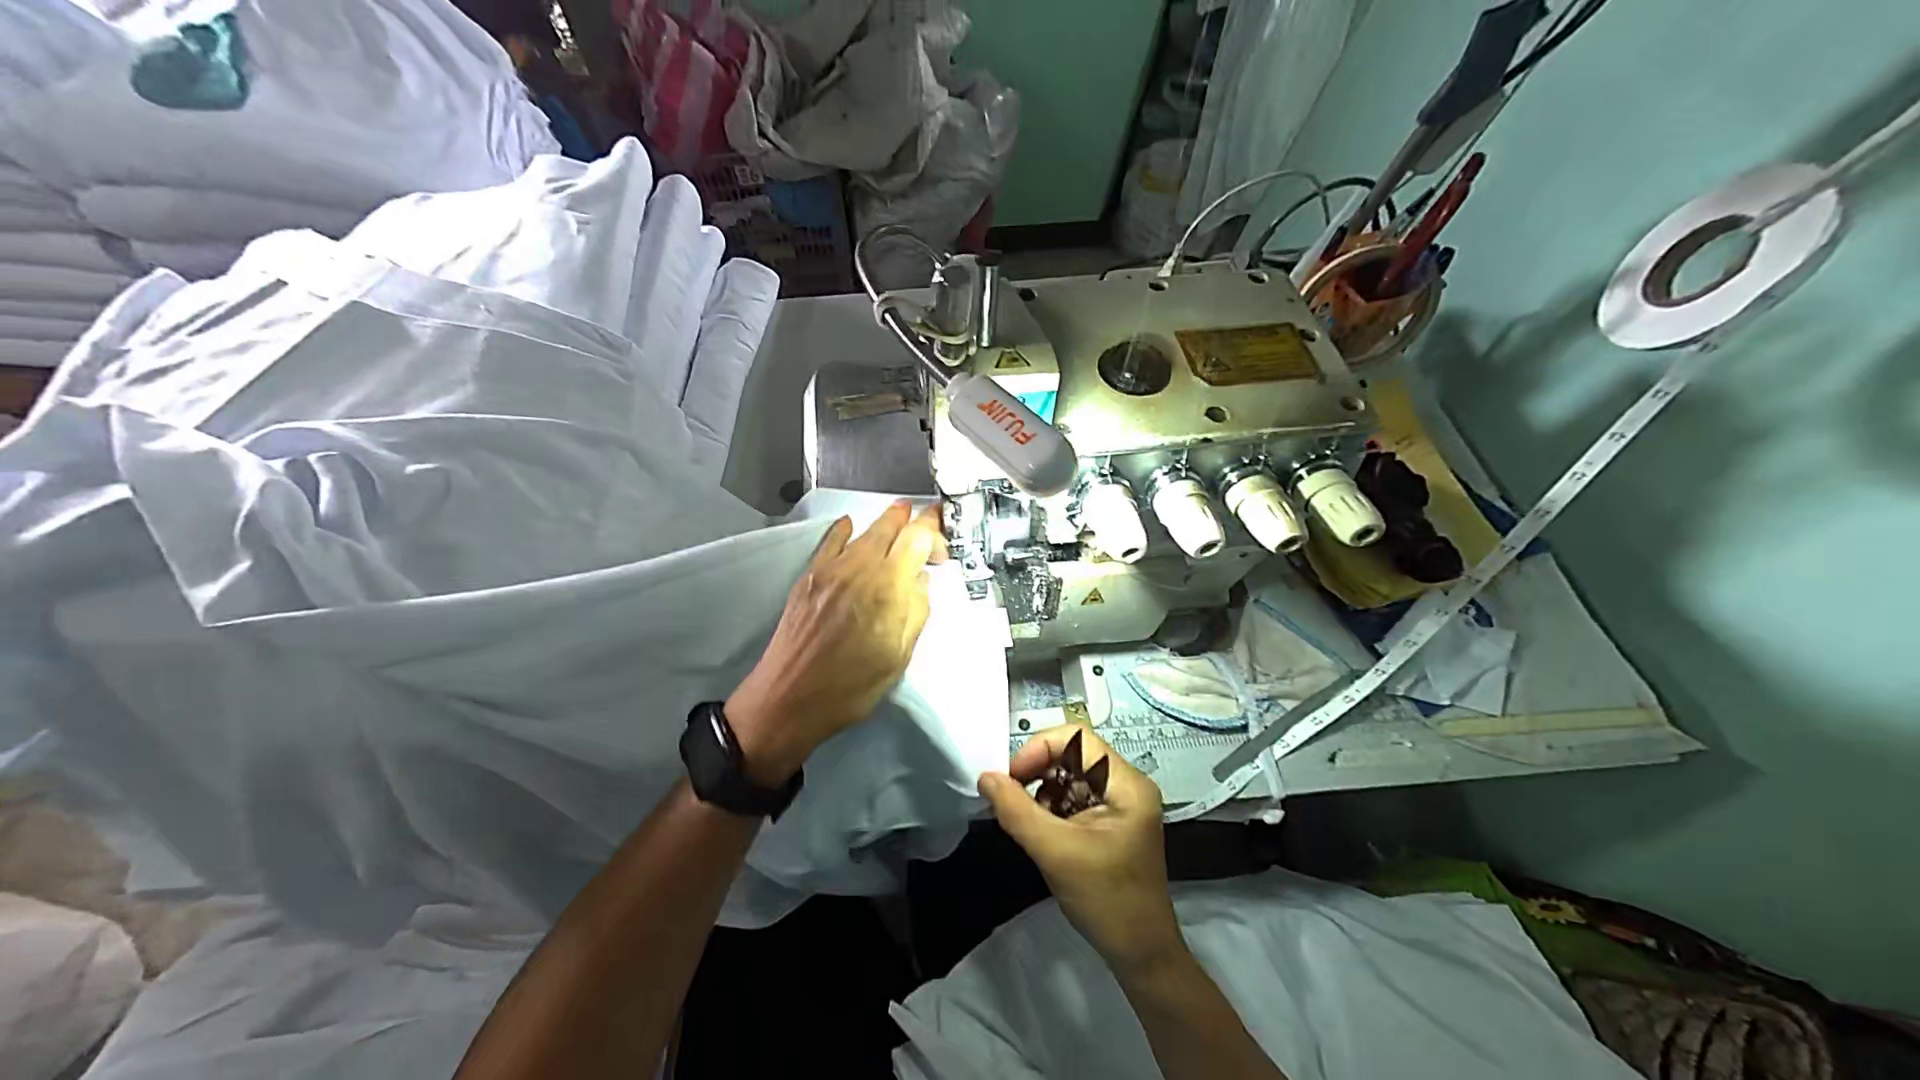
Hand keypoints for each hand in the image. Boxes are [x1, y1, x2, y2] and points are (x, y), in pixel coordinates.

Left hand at [727, 501, 946, 785]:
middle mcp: (859, 569)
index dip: (933, 531)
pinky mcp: (808, 576)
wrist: (789, 698)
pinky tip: (850, 525)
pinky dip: (845, 530)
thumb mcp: (899, 656)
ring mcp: (830, 569)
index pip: (917, 537)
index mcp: (888, 588)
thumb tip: (920, 583)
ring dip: (885, 524)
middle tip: (924, 532)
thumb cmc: (849, 687)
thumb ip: (916, 612)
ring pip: (863, 531)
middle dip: (912, 522)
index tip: (941, 544)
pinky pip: (830, 541)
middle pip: (890, 526)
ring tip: (898, 520)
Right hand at [978, 725, 1186, 972]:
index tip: (1012, 778)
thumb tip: (985, 777)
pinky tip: (1040, 831)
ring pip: (1069, 777)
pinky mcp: (1108, 822)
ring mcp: (1119, 805)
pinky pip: (1072, 798)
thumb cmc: (1105, 900)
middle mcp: (1126, 785)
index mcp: (1127, 784)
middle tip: (1010, 798)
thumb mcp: (1055, 852)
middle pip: (1072, 755)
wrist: (1139, 954)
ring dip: (1041, 792)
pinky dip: (1050, 808)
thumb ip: (1017, 810)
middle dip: (1037, 772)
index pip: (1078, 738)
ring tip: (1026, 820)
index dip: (1040, 749)